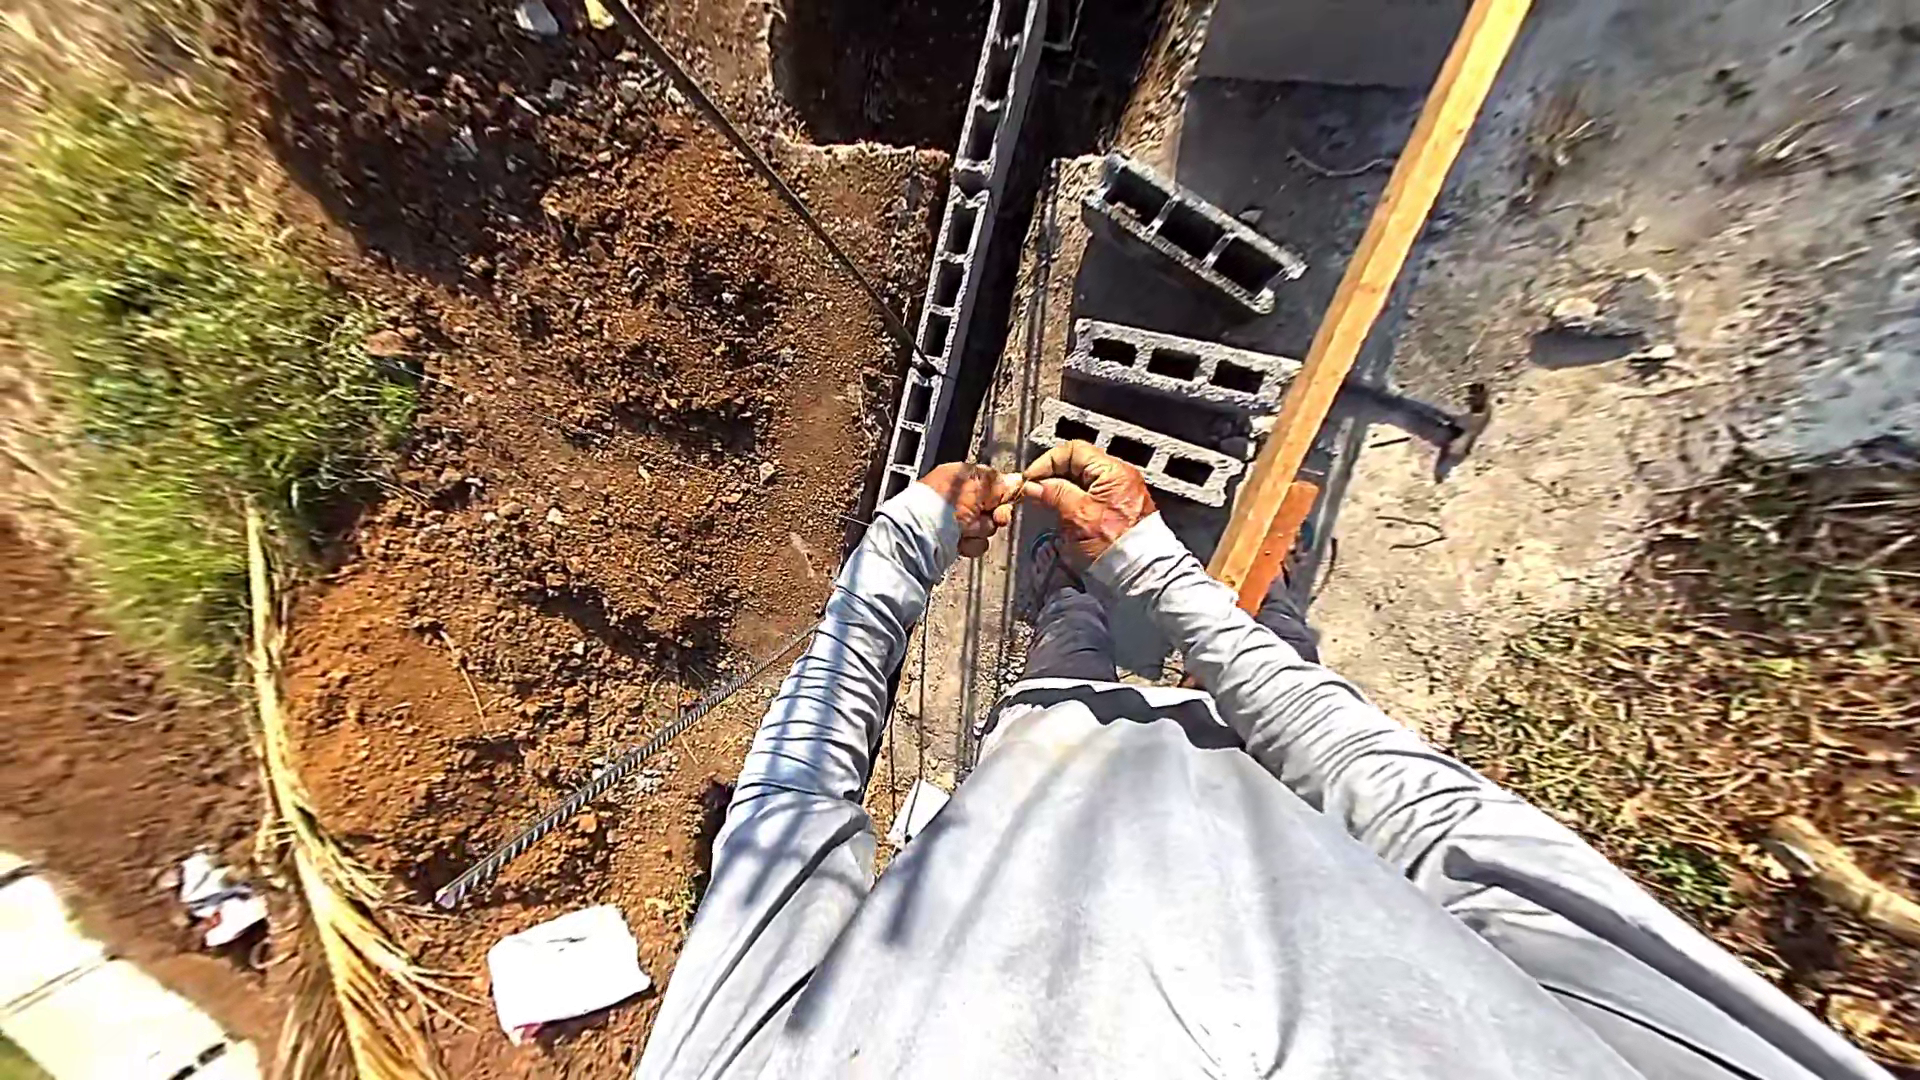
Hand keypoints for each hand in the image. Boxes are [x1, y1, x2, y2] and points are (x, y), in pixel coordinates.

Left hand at [917, 463, 1030, 558]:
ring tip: (965, 528)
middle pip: (995, 507)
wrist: (922, 535)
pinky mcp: (955, 541)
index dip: (1007, 491)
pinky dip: (971, 543)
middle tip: (990, 515)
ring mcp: (957, 521)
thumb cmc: (943, 503)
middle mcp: (959, 497)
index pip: (995, 482)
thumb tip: (1018, 482)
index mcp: (962, 476)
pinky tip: (960, 540)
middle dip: (995, 514)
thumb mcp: (978, 484)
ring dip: (980, 529)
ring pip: (988, 527)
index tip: (1016, 496)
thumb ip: (1001, 483)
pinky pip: (977, 543)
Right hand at [1022, 441, 1155, 563]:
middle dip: (1052, 477)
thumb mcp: (1078, 515)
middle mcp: (1119, 478)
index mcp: (1114, 471)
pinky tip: (1061, 514)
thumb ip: (1054, 494)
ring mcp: (1118, 494)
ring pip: (1080, 482)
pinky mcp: (1115, 510)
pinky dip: (1071, 502)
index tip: (1032, 478)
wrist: (1137, 574)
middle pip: (1076, 465)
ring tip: (1045, 504)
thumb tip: (1034, 485)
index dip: (1047, 462)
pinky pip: (1088, 497)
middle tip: (1034, 492)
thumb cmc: (1115, 548)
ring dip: (1060, 491)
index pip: (1073, 451)